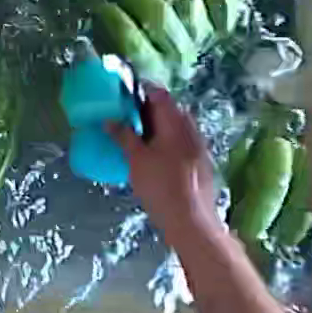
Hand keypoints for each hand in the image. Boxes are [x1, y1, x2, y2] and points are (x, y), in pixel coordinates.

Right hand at [108, 84, 219, 239]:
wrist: (192, 221)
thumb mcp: (136, 159)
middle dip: (147, 112)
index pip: (158, 93)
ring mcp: (199, 145)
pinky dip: (167, 143)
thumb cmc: (161, 186)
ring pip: (175, 127)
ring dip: (157, 128)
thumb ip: (123, 136)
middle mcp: (190, 127)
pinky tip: (155, 158)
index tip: (123, 98)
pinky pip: (181, 143)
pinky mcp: (201, 162)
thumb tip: (110, 120)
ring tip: (137, 140)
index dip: (141, 91)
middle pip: (168, 109)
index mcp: (175, 120)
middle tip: (126, 120)